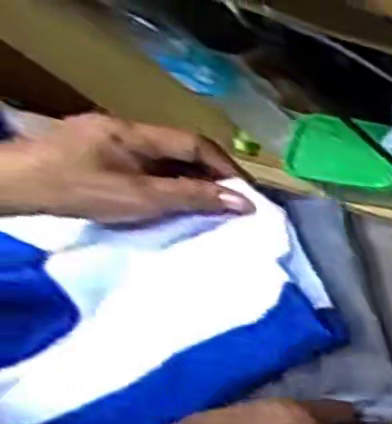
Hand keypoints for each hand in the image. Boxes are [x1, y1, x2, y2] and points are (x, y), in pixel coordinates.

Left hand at [0, 114, 250, 222]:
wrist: (12, 186)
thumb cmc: (78, 189)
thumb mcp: (145, 196)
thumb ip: (195, 196)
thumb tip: (246, 202)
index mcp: (131, 132)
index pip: (195, 143)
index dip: (228, 169)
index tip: (248, 196)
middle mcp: (119, 129)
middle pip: (182, 149)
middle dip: (214, 176)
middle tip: (234, 204)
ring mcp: (105, 139)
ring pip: (166, 158)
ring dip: (193, 181)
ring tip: (210, 206)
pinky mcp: (96, 153)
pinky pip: (148, 164)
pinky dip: (172, 182)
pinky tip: (177, 199)